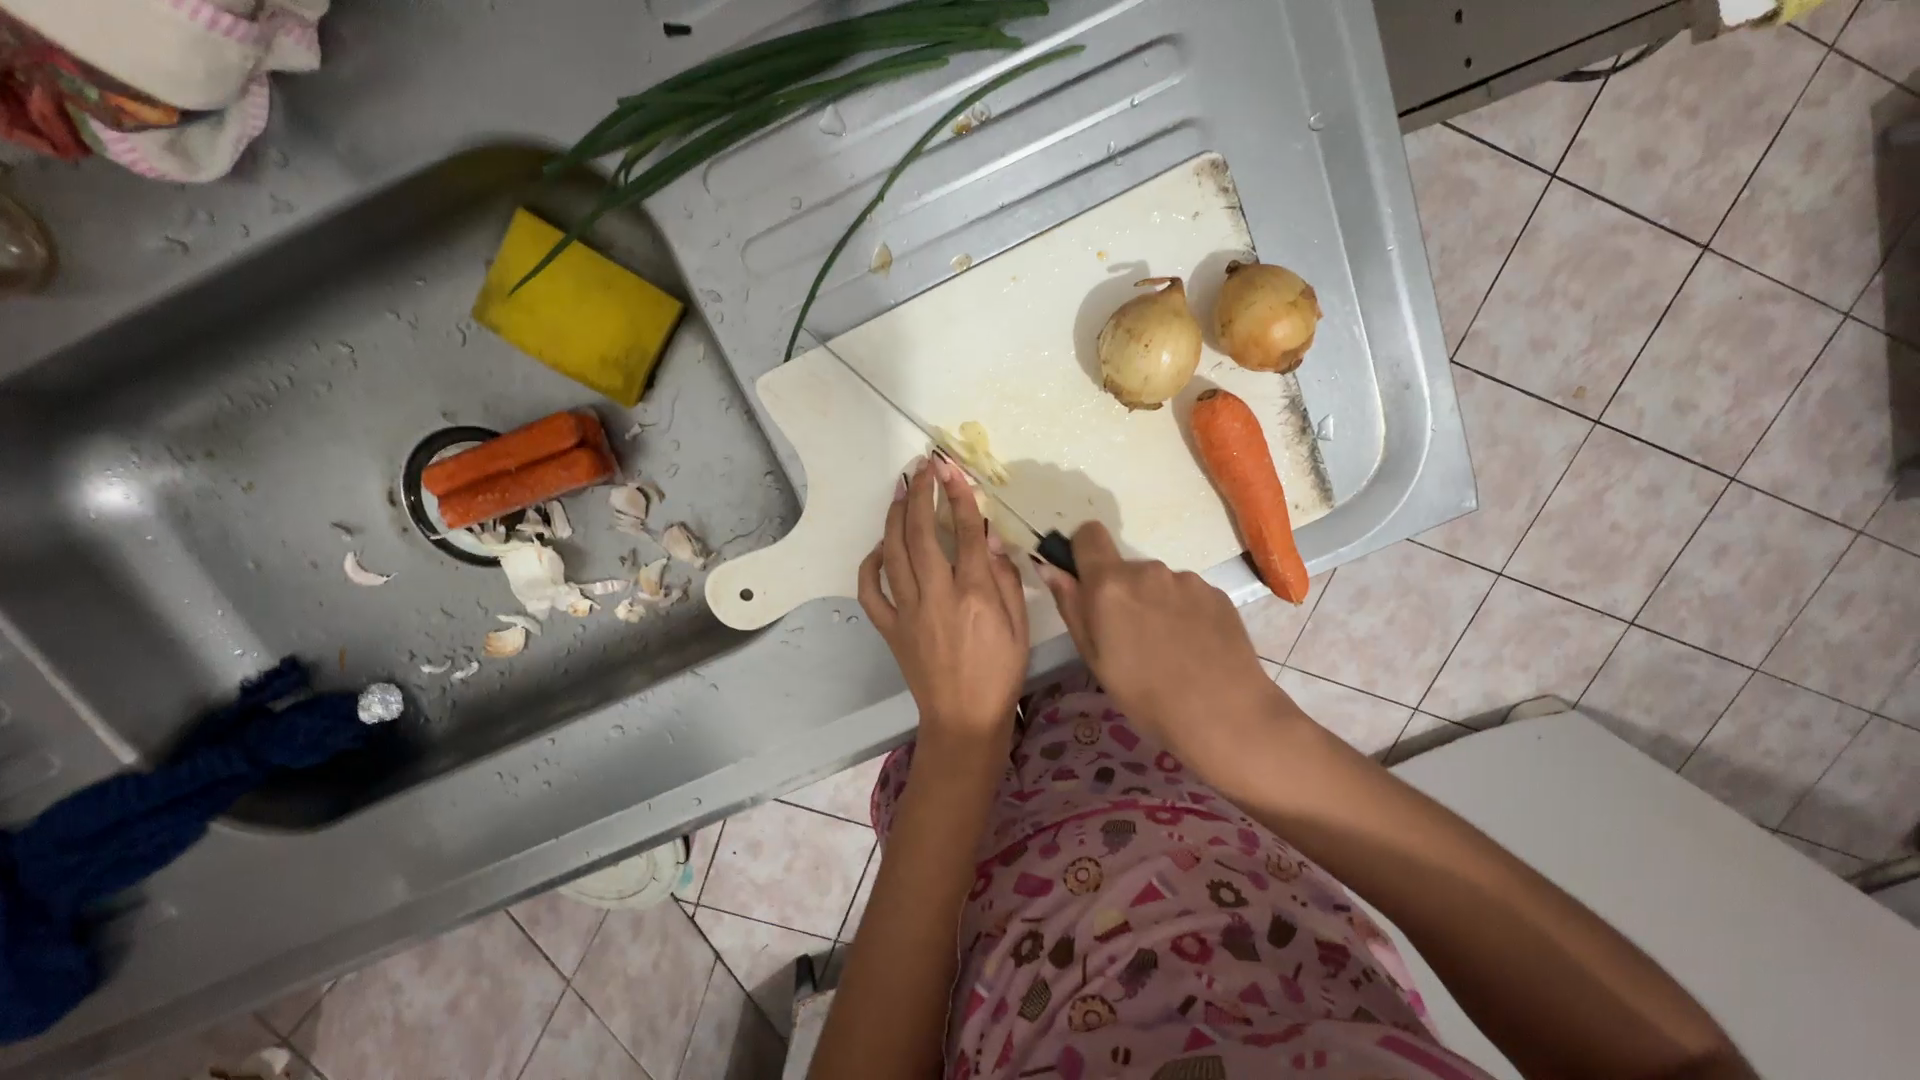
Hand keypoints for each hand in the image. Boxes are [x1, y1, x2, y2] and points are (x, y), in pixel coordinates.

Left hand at [859, 455, 1030, 746]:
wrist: (963, 719)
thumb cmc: (1000, 675)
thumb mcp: (1020, 628)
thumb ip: (1006, 581)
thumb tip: (991, 539)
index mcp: (974, 595)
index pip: (966, 532)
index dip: (959, 495)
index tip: (952, 469)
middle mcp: (936, 595)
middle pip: (922, 533)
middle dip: (921, 494)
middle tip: (922, 468)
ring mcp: (907, 611)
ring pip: (893, 553)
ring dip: (895, 517)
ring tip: (901, 492)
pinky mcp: (889, 628)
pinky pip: (870, 590)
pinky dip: (870, 563)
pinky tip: (880, 547)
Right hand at [1037, 522, 1285, 756]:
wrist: (1223, 713)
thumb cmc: (1145, 695)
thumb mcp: (1094, 658)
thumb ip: (1072, 606)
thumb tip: (1050, 568)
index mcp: (1110, 584)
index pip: (1088, 534)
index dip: (1084, 553)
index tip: (1087, 584)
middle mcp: (1148, 570)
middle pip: (1125, 568)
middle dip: (1122, 593)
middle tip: (1131, 639)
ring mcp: (1186, 579)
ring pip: (1158, 583)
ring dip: (1155, 604)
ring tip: (1168, 648)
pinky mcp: (1216, 593)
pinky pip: (1188, 595)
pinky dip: (1185, 613)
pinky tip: (1194, 648)